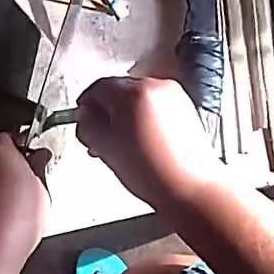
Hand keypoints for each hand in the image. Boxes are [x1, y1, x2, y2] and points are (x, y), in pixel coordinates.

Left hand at [0, 134, 49, 264]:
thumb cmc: (18, 221)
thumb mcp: (42, 191)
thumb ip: (39, 167)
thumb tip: (40, 155)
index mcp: (0, 153)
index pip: (9, 139)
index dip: (22, 151)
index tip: (33, 164)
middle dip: (7, 169)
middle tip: (26, 188)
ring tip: (12, 208)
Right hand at [75, 77, 226, 210]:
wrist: (190, 187)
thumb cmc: (153, 171)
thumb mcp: (107, 148)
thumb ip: (88, 126)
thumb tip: (84, 116)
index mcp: (133, 93)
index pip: (98, 88)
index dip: (86, 104)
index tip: (82, 117)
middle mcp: (155, 87)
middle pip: (119, 90)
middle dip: (106, 111)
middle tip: (98, 135)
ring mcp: (173, 96)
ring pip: (138, 98)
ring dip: (125, 115)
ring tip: (120, 144)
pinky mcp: (185, 108)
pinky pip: (155, 106)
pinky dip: (144, 118)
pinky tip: (140, 142)